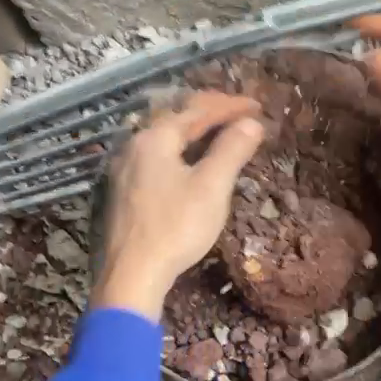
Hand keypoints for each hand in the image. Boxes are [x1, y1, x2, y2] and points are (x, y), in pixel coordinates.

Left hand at [92, 91, 264, 320]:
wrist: (132, 274)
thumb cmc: (175, 227)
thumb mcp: (211, 187)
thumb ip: (231, 150)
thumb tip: (250, 123)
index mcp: (154, 138)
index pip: (196, 110)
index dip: (229, 106)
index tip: (257, 107)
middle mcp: (133, 146)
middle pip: (176, 120)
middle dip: (209, 115)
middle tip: (238, 115)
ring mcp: (123, 171)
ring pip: (164, 141)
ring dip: (193, 134)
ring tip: (217, 135)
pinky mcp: (122, 194)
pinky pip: (156, 160)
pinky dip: (179, 154)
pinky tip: (188, 164)